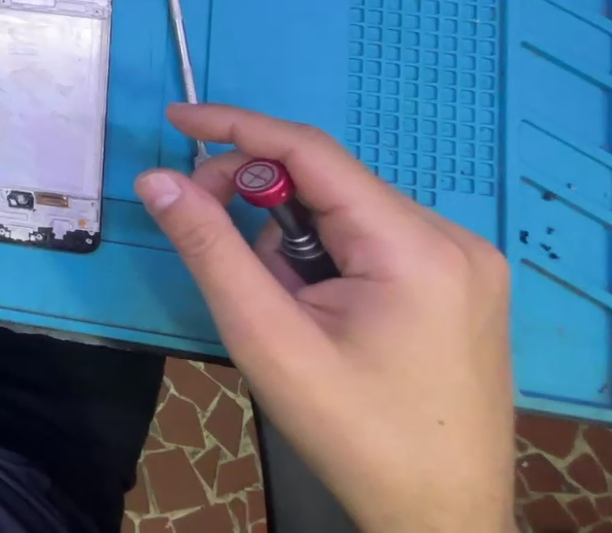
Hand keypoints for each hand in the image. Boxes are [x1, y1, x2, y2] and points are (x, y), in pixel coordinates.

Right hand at [135, 104, 512, 532]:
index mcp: (415, 247)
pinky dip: (310, 251)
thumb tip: (154, 177)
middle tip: (201, 229)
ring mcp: (457, 262)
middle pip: (321, 177)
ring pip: (334, 206)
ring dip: (282, 234)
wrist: (438, 517)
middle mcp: (448, 239)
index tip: (173, 119)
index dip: (234, 126)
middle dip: (250, 195)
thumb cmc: (352, 427)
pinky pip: (357, 233)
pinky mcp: (450, 282)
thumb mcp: (263, 333)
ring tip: (275, 300)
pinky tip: (307, 302)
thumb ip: (207, 244)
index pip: (310, 151)